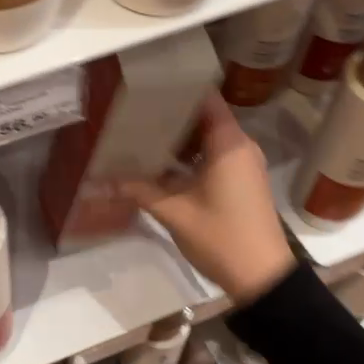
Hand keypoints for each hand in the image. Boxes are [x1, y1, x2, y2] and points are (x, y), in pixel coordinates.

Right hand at [124, 94, 295, 303]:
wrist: (262, 276)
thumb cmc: (221, 237)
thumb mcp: (174, 213)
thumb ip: (139, 190)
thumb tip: (101, 180)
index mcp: (229, 144)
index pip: (206, 100)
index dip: (179, 89)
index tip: (149, 87)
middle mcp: (240, 147)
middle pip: (204, 118)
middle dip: (171, 116)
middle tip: (135, 112)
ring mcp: (243, 164)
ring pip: (208, 139)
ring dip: (179, 139)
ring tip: (142, 136)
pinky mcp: (241, 181)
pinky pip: (214, 156)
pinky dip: (190, 157)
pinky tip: (161, 165)